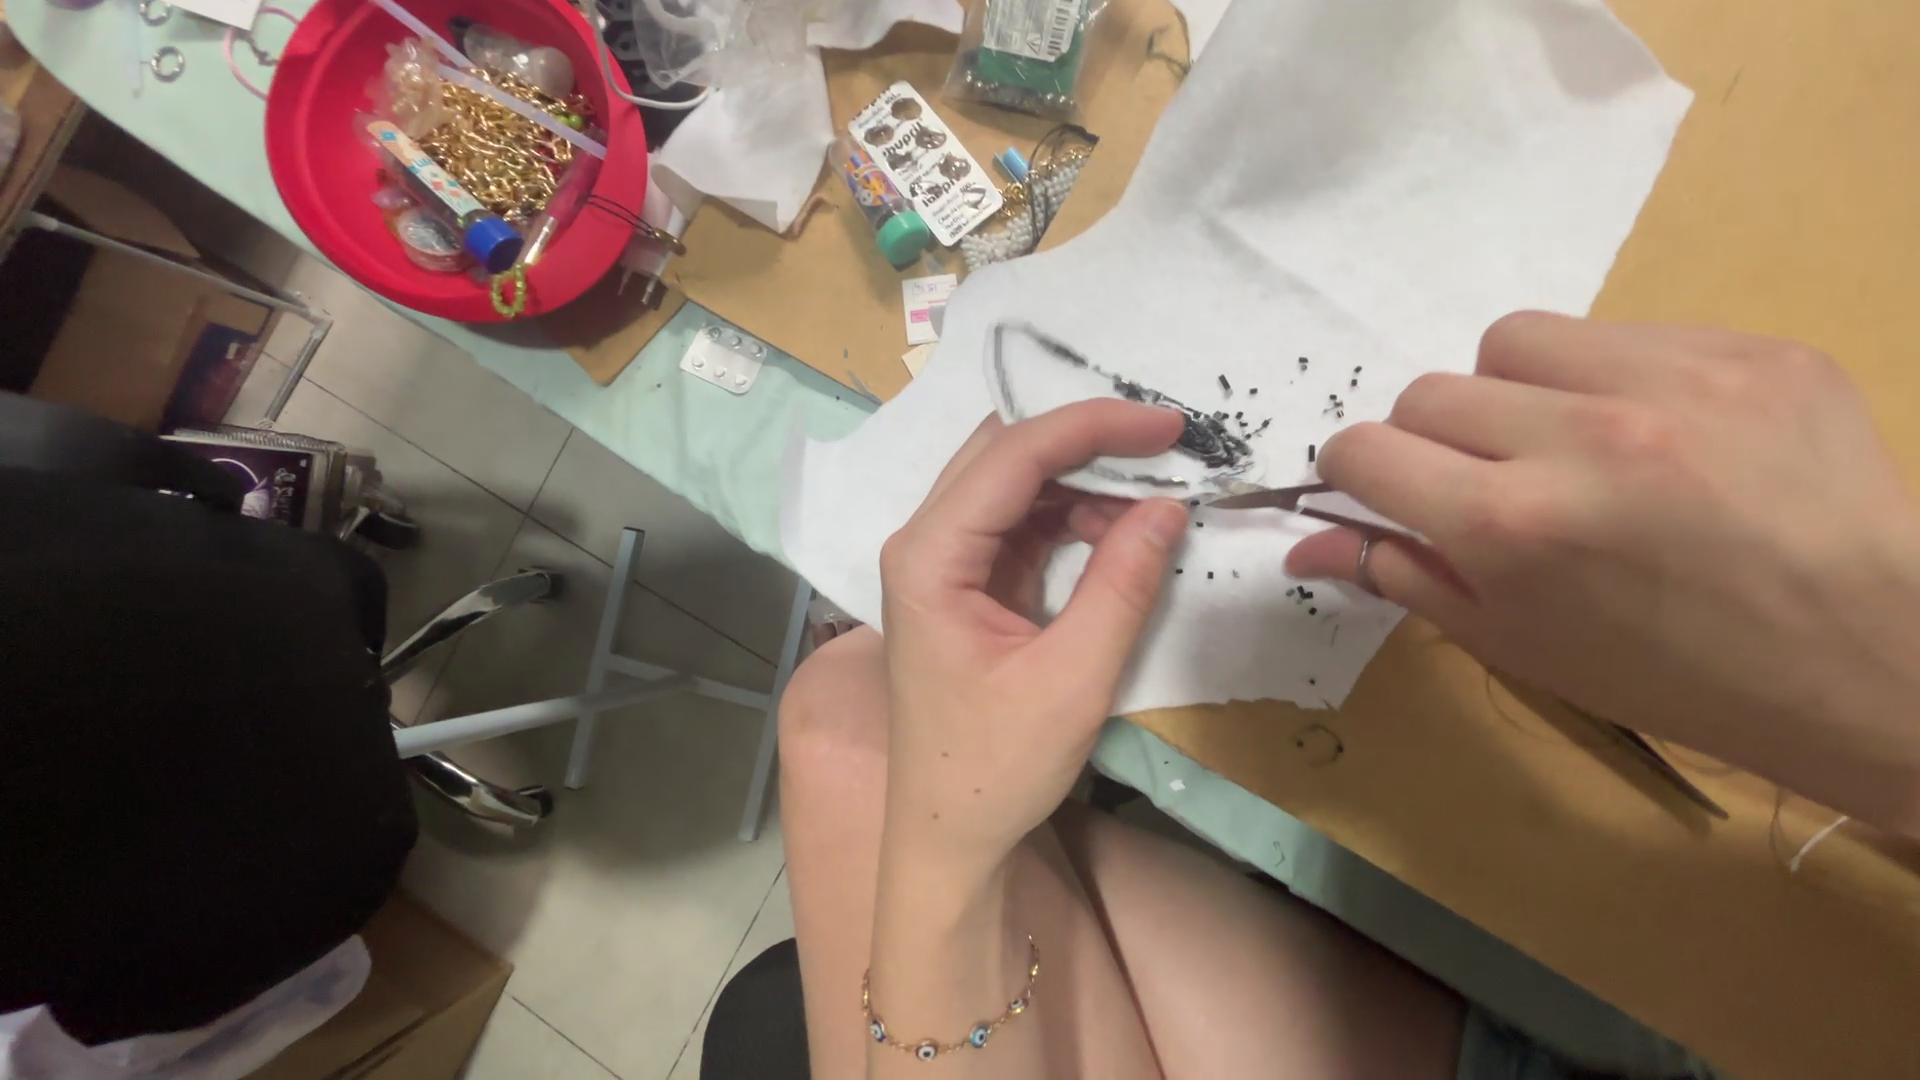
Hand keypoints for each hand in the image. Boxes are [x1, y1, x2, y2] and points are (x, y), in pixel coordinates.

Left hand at [877, 402, 1189, 875]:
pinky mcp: (964, 580)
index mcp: (930, 557)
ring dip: (1079, 478)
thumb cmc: (997, 766)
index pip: (1011, 456)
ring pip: (1011, 482)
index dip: (1091, 426)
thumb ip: (1120, 585)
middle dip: (1084, 440)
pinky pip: (1018, 522)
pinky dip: (1068, 515)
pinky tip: (1113, 529)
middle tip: (1162, 446)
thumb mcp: (1072, 679)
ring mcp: (941, 560)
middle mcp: (923, 542)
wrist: (948, 829)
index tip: (1166, 424)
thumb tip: (1168, 505)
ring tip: (1147, 497)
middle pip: (1002, 454)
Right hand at [1288, 313, 1919, 834]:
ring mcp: (1670, 383)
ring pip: (1509, 341)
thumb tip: (1298, 547)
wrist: (1876, 660)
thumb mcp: (1504, 638)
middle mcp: (1575, 439)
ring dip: (1507, 391)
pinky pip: (1613, 333)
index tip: (1385, 492)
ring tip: (1563, 444)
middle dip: (1430, 440)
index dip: (1354, 473)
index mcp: (1504, 524)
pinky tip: (1650, 433)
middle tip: (1485, 484)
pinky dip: (1599, 378)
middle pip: (1424, 392)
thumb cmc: (1659, 669)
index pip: (1362, 450)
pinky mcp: (1748, 350)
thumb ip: (1393, 572)